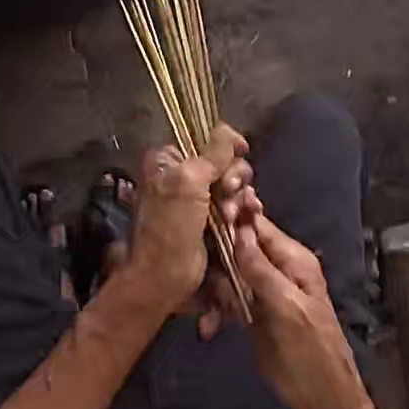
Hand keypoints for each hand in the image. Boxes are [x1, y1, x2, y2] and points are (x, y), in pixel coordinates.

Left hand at [123, 125, 247, 306]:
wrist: (164, 278)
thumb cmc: (171, 227)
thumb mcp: (189, 182)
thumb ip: (212, 153)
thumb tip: (229, 130)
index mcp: (168, 159)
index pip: (205, 138)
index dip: (226, 145)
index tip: (242, 152)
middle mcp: (182, 173)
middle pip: (224, 160)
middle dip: (232, 176)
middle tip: (229, 192)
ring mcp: (196, 197)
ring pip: (232, 183)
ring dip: (237, 196)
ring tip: (230, 214)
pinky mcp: (210, 218)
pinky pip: (234, 203)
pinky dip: (241, 208)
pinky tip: (244, 216)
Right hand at [223, 198, 360, 408]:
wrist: (320, 397)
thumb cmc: (311, 348)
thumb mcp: (287, 305)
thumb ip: (261, 268)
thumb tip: (239, 230)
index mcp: (293, 259)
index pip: (259, 227)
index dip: (233, 220)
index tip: (204, 220)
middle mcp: (277, 269)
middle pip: (238, 249)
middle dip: (217, 263)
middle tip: (202, 280)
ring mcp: (263, 291)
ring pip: (228, 276)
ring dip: (214, 292)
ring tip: (208, 315)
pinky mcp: (252, 314)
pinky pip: (228, 301)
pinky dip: (217, 312)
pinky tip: (209, 327)